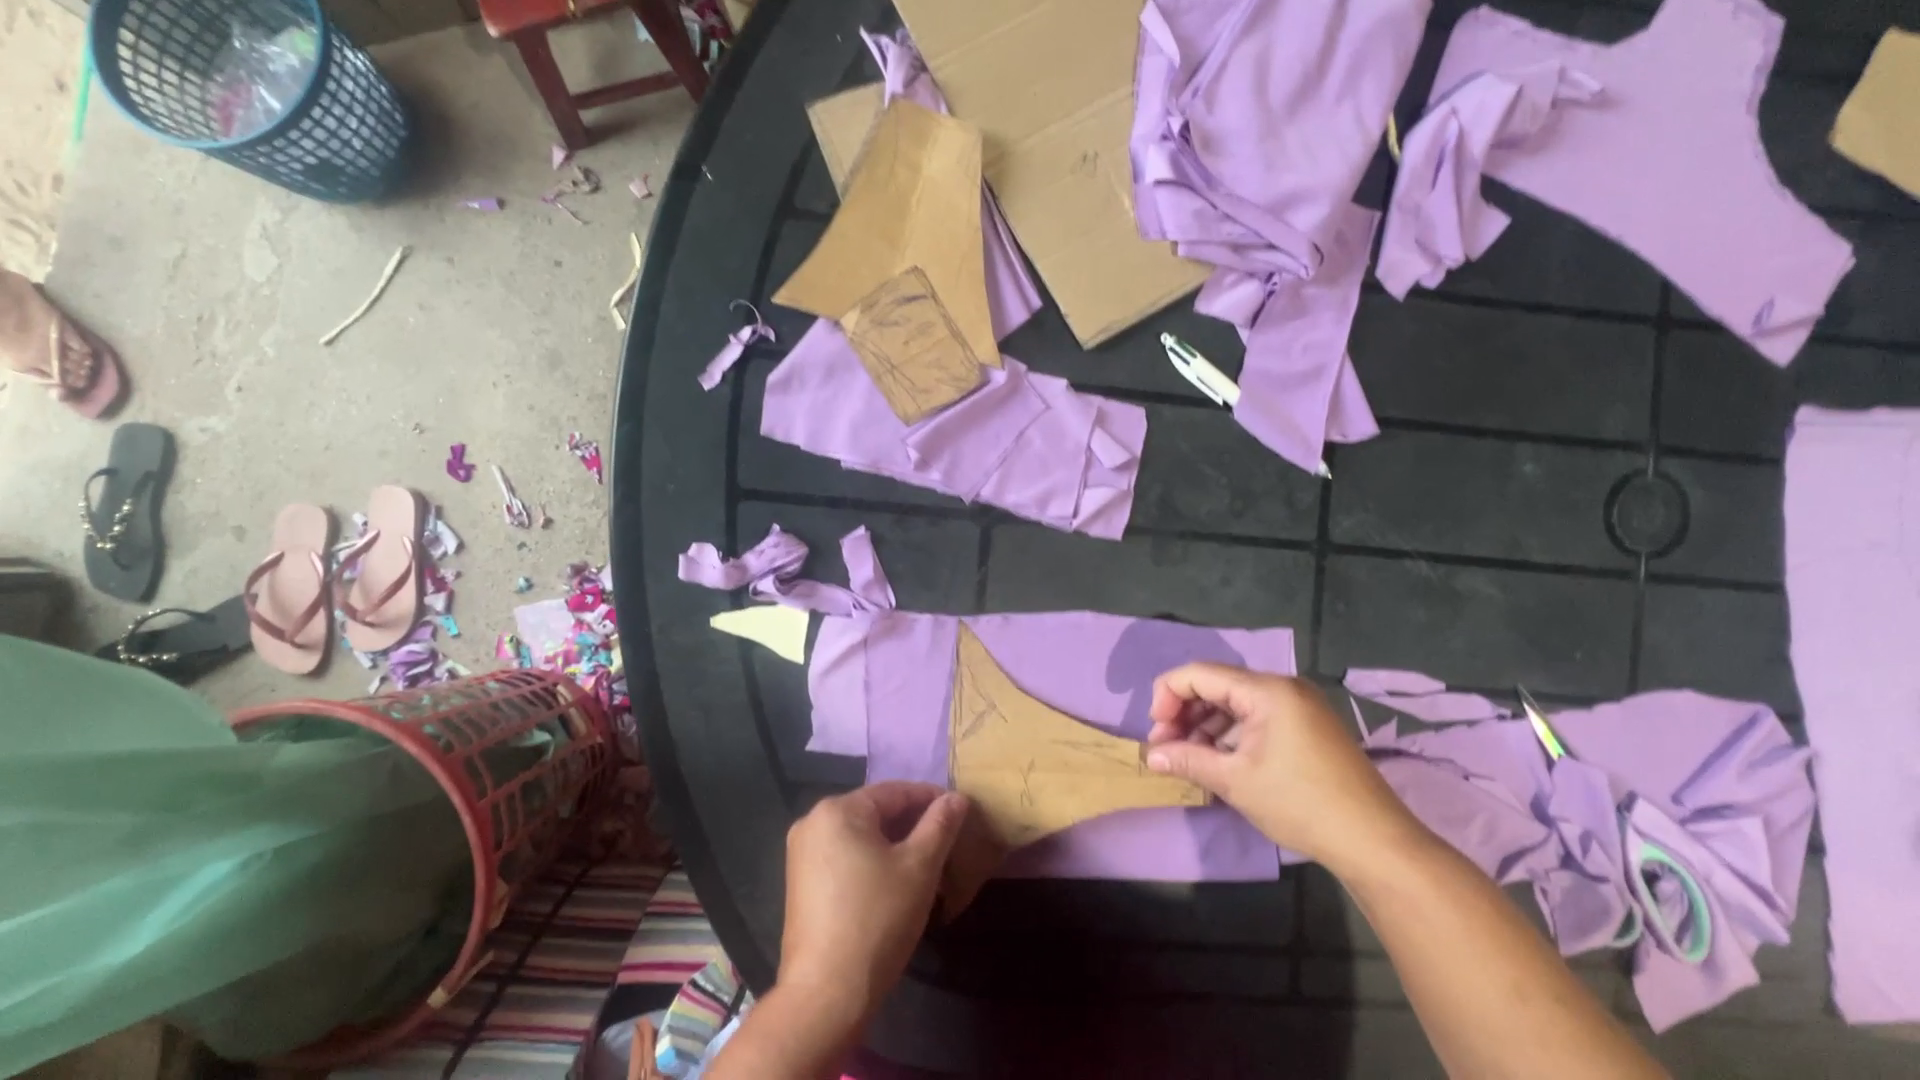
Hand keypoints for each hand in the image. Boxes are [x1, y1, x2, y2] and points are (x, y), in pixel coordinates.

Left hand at [779, 782, 969, 1015]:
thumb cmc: (878, 918)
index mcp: (838, 810)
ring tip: (928, 865)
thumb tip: (956, 797)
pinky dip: (872, 862)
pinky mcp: (801, 883)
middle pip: (875, 812)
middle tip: (948, 843)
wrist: (827, 991)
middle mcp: (812, 822)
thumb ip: (940, 825)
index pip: (895, 791)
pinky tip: (895, 884)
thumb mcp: (919, 867)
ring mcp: (801, 854)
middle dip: (913, 824)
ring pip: (860, 837)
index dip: (932, 799)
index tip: (961, 813)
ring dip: (894, 845)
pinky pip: (844, 858)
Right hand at [1144, 663, 1419, 869]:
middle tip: (1167, 749)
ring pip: (1236, 703)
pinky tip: (1220, 762)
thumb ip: (1188, 759)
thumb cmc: (1299, 803)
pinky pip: (1258, 717)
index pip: (1199, 674)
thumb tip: (1151, 756)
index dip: (1168, 696)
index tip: (1156, 734)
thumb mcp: (1235, 781)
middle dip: (1185, 713)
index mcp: (1267, 690)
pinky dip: (1232, 734)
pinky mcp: (1309, 726)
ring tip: (1190, 760)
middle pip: (1217, 685)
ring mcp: (1300, 706)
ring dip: (1206, 726)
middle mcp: (1284, 687)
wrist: (1371, 838)